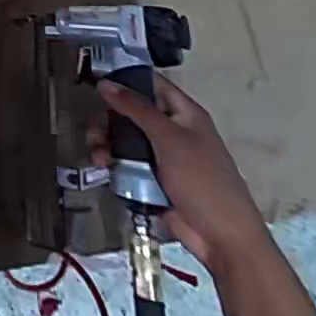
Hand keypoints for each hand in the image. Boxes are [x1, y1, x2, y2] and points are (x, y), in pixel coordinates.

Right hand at [93, 74, 267, 272]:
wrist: (221, 237)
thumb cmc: (201, 180)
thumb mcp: (168, 138)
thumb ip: (136, 108)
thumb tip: (106, 82)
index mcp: (184, 113)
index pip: (152, 84)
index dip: (125, 78)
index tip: (96, 80)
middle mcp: (173, 130)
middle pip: (133, 112)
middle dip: (110, 118)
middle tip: (94, 129)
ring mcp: (162, 156)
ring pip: (126, 138)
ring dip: (108, 142)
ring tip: (98, 154)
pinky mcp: (152, 178)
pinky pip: (127, 162)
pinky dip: (113, 162)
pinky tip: (103, 167)